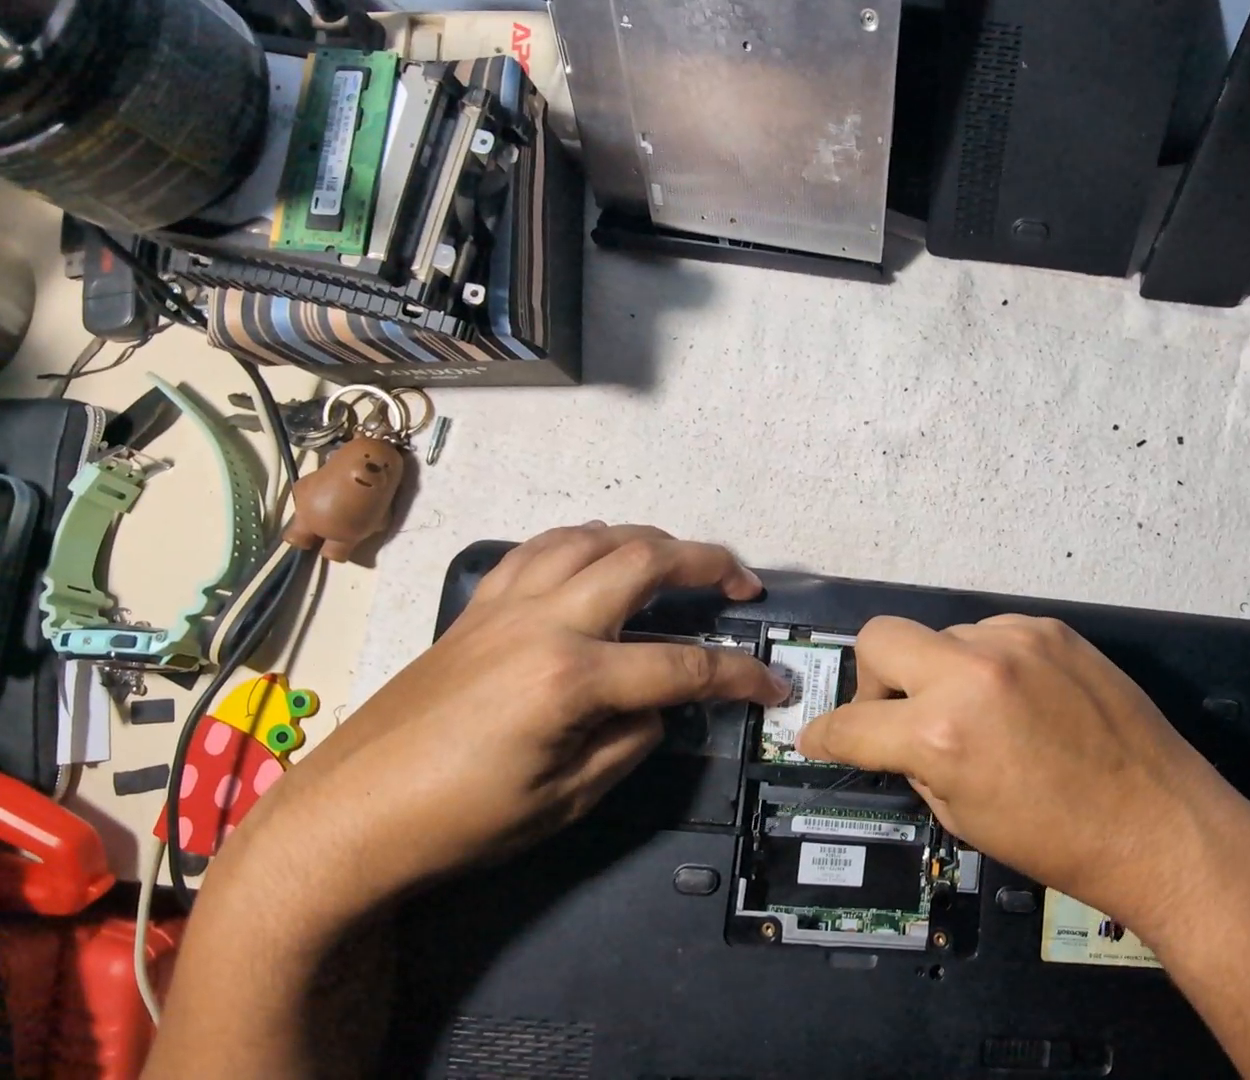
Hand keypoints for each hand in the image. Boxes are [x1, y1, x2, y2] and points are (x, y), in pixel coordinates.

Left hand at [220, 524, 787, 917]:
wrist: (343, 822)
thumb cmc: (459, 825)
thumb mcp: (567, 800)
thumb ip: (631, 740)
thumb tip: (658, 705)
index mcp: (571, 680)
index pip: (684, 667)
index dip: (741, 676)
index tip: (774, 686)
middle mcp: (544, 623)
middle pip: (645, 562)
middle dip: (709, 563)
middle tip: (743, 583)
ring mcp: (506, 606)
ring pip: (594, 536)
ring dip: (650, 540)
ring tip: (680, 561)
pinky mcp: (478, 608)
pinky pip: (542, 549)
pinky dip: (588, 541)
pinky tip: (601, 557)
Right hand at [796, 615, 1249, 936]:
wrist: (1159, 821)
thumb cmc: (1061, 840)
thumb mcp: (963, 817)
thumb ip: (915, 764)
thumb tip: (892, 738)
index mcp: (941, 734)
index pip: (850, 724)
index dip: (822, 736)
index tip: (816, 737)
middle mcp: (971, 673)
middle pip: (879, 637)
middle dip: (873, 679)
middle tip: (898, 714)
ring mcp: (1015, 641)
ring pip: (943, 635)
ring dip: (942, 671)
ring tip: (981, 712)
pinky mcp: (1053, 629)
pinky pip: (994, 634)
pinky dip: (989, 662)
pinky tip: (1020, 698)